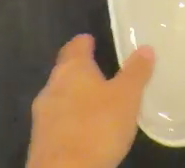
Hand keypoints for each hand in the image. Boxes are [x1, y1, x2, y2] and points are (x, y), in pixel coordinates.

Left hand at [25, 34, 155, 167]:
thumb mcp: (127, 97)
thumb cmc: (97, 127)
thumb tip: (145, 48)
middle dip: (79, 72)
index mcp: (72, 69)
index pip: (75, 46)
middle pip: (64, 72)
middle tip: (98, 74)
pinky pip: (56, 123)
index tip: (91, 40)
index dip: (84, 42)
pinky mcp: (39, 143)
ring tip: (93, 105)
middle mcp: (52, 86)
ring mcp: (42, 116)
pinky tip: (82, 132)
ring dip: (73, 99)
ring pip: (58, 98)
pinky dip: (68, 122)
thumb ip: (136, 72)